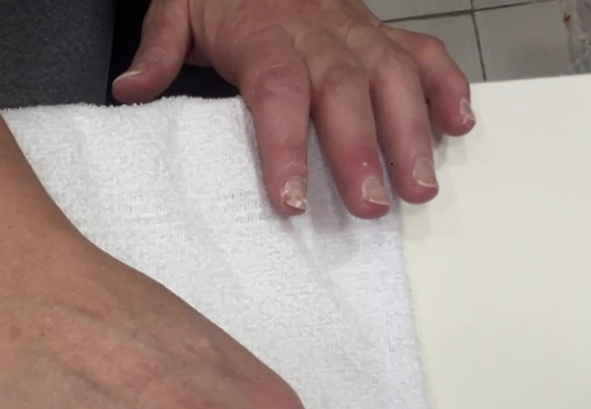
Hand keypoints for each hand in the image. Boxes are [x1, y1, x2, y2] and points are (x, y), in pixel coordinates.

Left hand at [113, 0, 474, 216]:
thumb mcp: (177, 8)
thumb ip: (157, 50)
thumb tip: (132, 88)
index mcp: (266, 34)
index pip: (278, 94)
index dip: (286, 147)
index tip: (292, 200)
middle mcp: (320, 31)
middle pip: (345, 93)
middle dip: (362, 152)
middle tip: (370, 207)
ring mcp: (355, 29)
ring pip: (392, 77)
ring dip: (412, 133)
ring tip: (419, 188)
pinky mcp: (376, 31)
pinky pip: (420, 51)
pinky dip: (444, 84)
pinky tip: (458, 124)